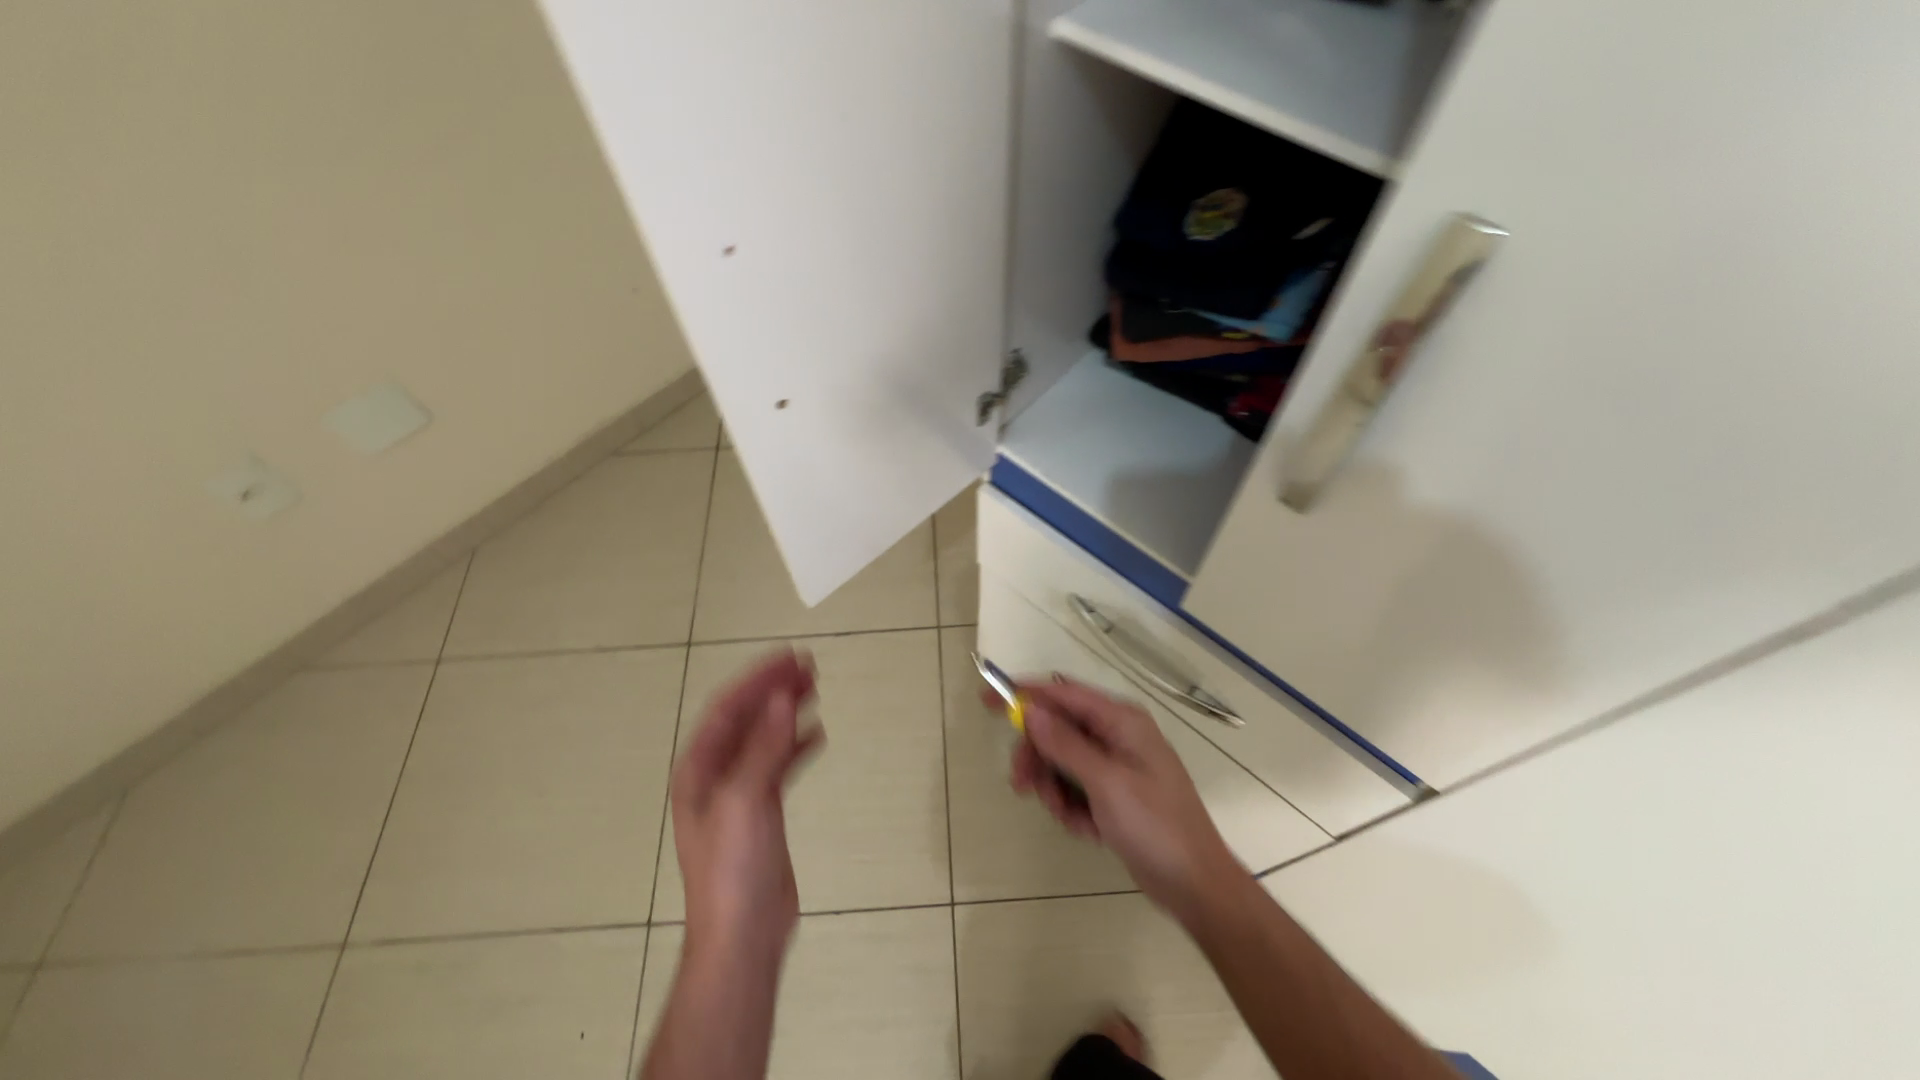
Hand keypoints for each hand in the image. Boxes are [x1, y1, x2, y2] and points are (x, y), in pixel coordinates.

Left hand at [671, 649, 823, 958]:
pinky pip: (779, 766)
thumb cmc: (733, 865)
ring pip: (764, 740)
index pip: (728, 709)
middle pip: (745, 720)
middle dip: (773, 690)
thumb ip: (764, 747)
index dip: (758, 679)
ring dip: (786, 713)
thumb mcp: (745, 799)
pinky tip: (817, 735)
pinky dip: (795, 747)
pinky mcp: (762, 813)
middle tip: (810, 667)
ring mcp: (739, 794)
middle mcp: (714, 776)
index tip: (792, 657)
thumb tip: (781, 697)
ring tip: (816, 690)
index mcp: (698, 769)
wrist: (742, 933)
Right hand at [1000, 677, 1241, 919]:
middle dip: (1038, 757)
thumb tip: (1031, 710)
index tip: (986, 701)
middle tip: (1022, 786)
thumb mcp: (1105, 782)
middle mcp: (1118, 736)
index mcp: (1121, 721)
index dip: (1024, 695)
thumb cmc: (1154, 825)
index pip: (1062, 693)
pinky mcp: (1114, 796)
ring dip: (1055, 789)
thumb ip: (1065, 744)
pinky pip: (1076, 790)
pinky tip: (1088, 831)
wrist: (1193, 883)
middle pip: (1057, 729)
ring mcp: (1116, 767)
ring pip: (1062, 762)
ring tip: (1068, 817)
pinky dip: (1073, 808)